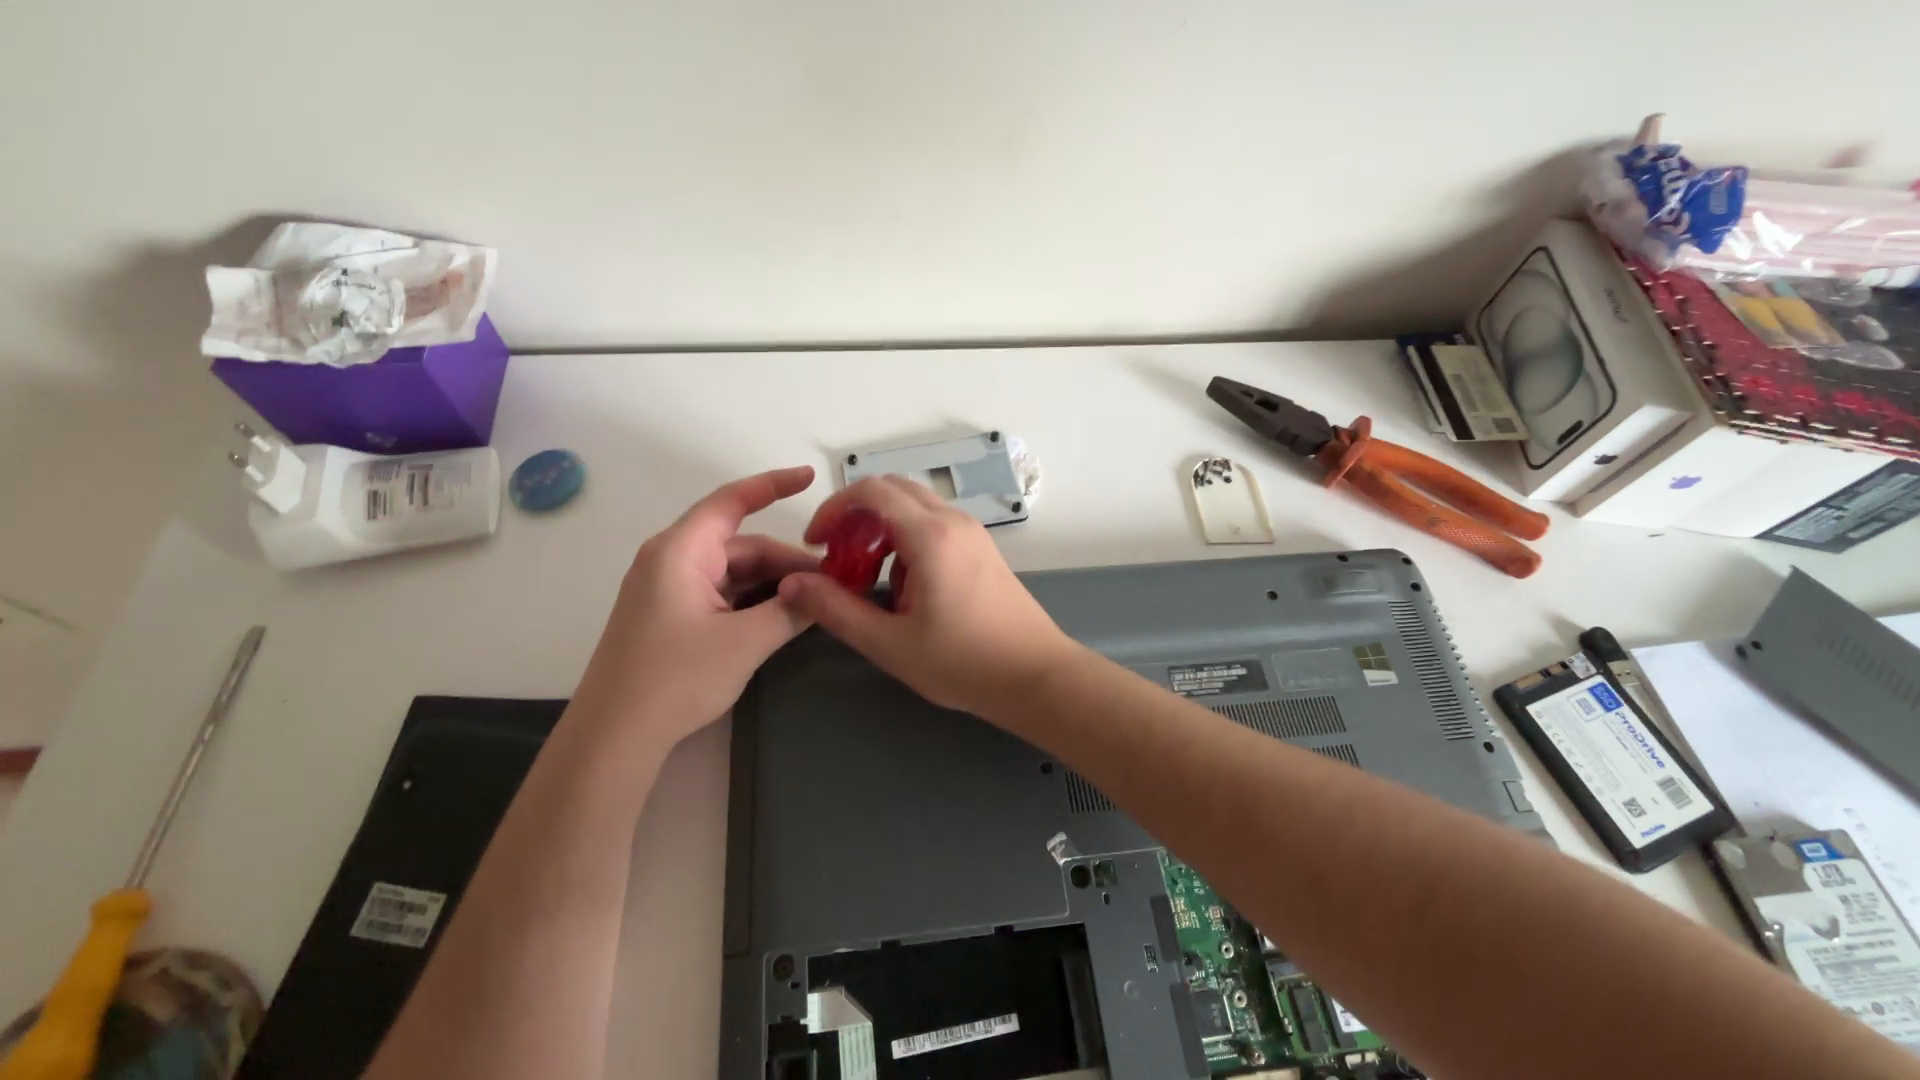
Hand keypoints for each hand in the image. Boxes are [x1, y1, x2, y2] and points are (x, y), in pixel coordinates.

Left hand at [573, 466, 818, 747]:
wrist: (614, 734)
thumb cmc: (675, 678)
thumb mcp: (744, 643)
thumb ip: (790, 610)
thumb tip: (824, 590)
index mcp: (680, 551)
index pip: (732, 501)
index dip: (773, 485)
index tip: (810, 477)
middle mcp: (671, 560)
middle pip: (740, 544)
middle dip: (786, 561)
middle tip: (833, 582)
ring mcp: (668, 589)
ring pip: (733, 572)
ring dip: (771, 584)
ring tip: (815, 602)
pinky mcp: (669, 615)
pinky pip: (720, 593)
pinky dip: (752, 600)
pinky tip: (782, 617)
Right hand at [778, 476, 1078, 716]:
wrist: (1035, 677)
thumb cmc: (962, 663)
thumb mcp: (889, 643)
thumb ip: (835, 609)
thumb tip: (792, 583)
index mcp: (930, 535)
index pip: (871, 490)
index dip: (834, 509)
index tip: (816, 544)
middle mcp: (953, 522)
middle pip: (893, 490)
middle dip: (856, 517)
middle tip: (838, 558)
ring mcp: (973, 534)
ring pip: (915, 508)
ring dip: (882, 531)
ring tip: (869, 581)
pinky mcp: (983, 551)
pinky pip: (935, 527)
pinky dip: (908, 542)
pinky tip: (906, 591)